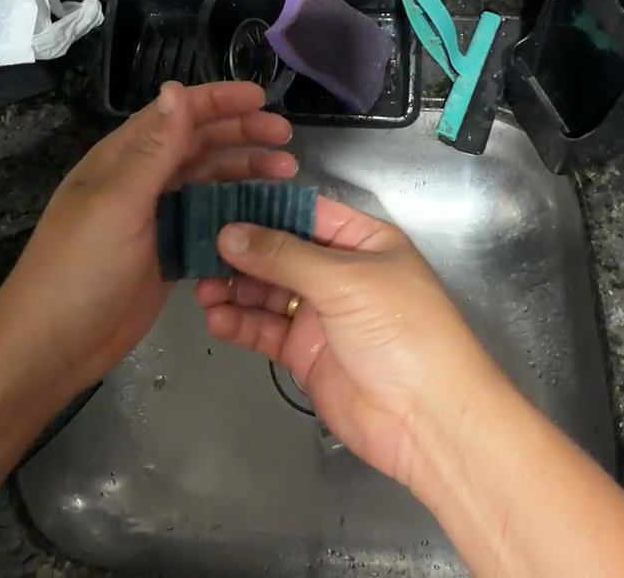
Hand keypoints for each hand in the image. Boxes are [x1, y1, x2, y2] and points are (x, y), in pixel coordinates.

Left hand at [0, 81, 295, 401]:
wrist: (53, 347)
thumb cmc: (79, 268)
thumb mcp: (118, 202)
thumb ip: (154, 149)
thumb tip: (175, 89)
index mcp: (123, 158)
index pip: (176, 114)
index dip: (218, 100)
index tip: (261, 98)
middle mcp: (141, 181)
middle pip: (199, 145)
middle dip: (242, 135)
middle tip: (286, 138)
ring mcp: (156, 218)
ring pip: (209, 182)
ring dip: (246, 172)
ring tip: (286, 172)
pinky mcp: (168, 253)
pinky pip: (210, 222)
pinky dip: (238, 214)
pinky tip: (266, 215)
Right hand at [194, 201, 511, 489]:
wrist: (428, 419)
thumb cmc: (401, 330)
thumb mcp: (345, 280)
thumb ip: (284, 256)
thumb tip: (230, 233)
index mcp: (362, 240)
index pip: (304, 212)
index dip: (262, 208)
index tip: (217, 204)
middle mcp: (340, 272)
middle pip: (281, 252)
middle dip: (241, 252)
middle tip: (196, 249)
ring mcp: (322, 314)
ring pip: (268, 291)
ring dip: (235, 288)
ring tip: (201, 287)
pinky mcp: (306, 353)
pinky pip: (266, 330)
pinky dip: (240, 323)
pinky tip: (216, 317)